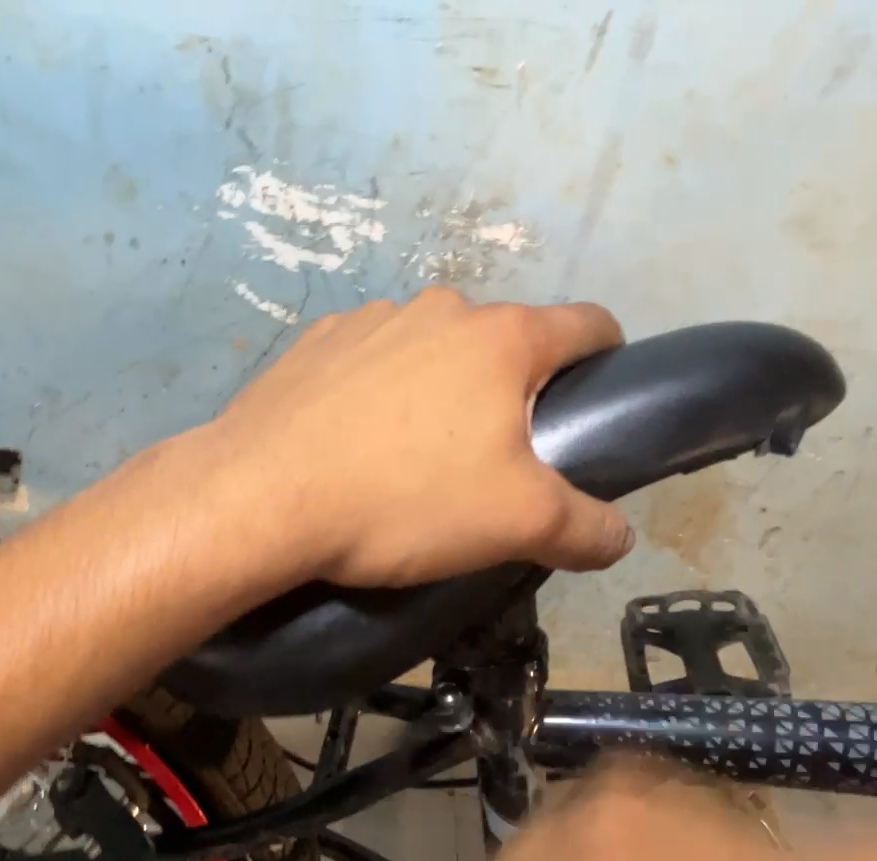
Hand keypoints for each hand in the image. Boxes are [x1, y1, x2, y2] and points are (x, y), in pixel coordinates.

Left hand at [202, 287, 634, 587]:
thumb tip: (616, 534)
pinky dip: (375, 393)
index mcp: (502, 338)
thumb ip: (586, 526)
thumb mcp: (516, 524)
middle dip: (509, 391)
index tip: (592, 404)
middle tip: (491, 460)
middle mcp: (438, 310)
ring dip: (438, 390)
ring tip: (411, 457)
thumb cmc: (401, 501)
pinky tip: (351, 443)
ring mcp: (367, 321)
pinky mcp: (313, 345)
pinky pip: (367, 363)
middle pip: (502, 343)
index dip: (604, 362)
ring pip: (431, 351)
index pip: (587, 326)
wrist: (260, 497)